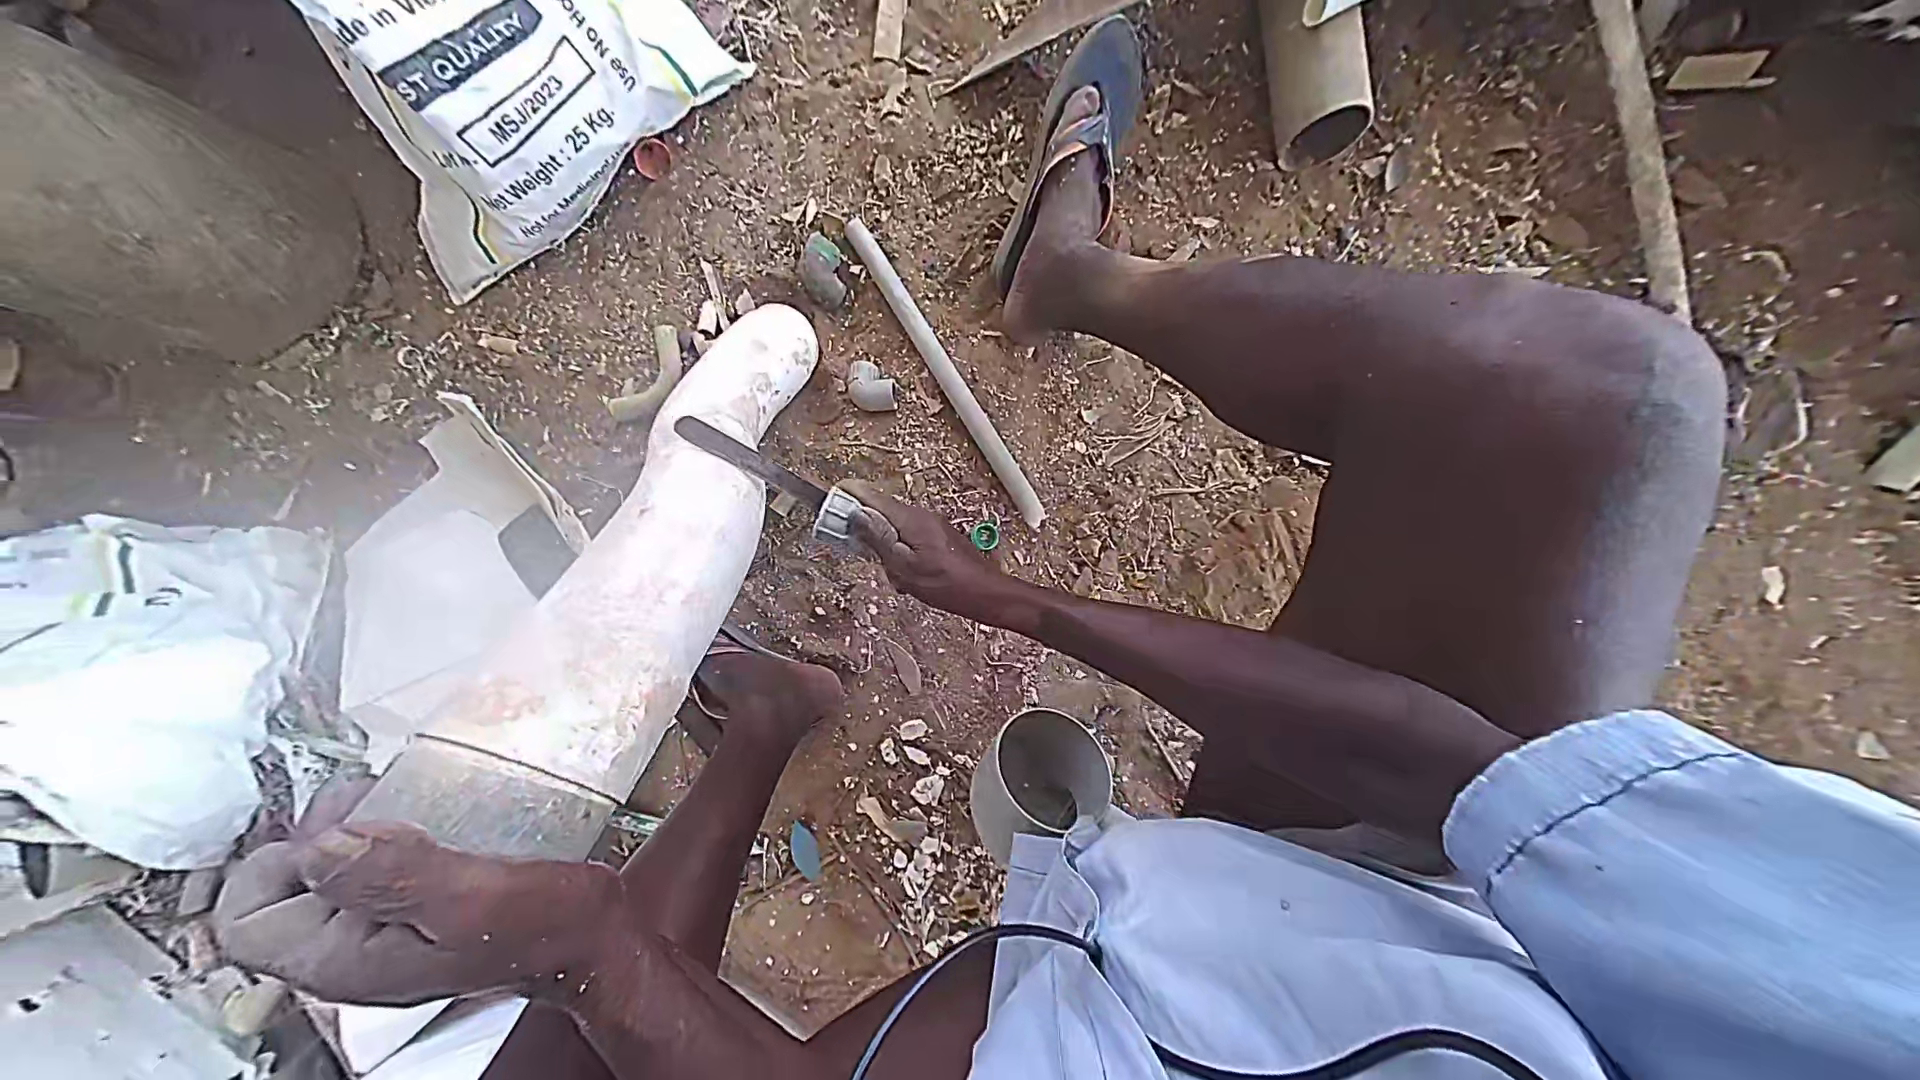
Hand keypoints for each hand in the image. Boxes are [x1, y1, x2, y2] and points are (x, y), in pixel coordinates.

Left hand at [214, 775, 623, 1005]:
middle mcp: (354, 947)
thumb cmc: (546, 923)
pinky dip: (401, 830)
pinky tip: (441, 812)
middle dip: (330, 830)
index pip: (248, 918)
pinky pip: (384, 863)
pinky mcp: (425, 902)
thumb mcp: (476, 897)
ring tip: (416, 796)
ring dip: (367, 825)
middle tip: (385, 792)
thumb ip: (401, 876)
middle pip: (290, 886)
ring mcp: (390, 925)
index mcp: (346, 960)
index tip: (348, 816)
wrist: (594, 933)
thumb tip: (322, 846)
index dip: (282, 858)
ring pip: (338, 869)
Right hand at [841, 480, 1030, 625]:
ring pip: (892, 529)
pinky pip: (907, 539)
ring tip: (896, 577)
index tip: (826, 506)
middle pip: (878, 512)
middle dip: (866, 533)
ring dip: (885, 550)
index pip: (869, 494)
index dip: (845, 497)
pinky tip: (908, 579)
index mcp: (909, 518)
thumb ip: (879, 540)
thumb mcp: (905, 568)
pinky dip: (900, 556)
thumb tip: (856, 514)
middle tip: (864, 557)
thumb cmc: (947, 585)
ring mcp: (929, 524)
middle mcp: (919, 515)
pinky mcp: (936, 536)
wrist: (985, 593)